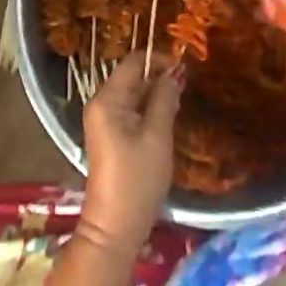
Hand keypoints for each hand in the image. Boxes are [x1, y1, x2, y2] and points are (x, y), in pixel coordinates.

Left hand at [76, 57, 183, 254]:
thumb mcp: (157, 137)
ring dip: (154, 92)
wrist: (115, 225)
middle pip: (129, 76)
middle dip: (157, 76)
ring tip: (180, 97)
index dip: (157, 59)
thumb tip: (175, 71)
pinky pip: (128, 109)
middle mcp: (99, 102)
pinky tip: (166, 115)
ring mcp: (102, 118)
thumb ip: (165, 100)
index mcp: (106, 99)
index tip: (184, 66)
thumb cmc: (137, 179)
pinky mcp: (108, 133)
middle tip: (186, 83)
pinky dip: (146, 107)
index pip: (131, 63)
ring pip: (130, 93)